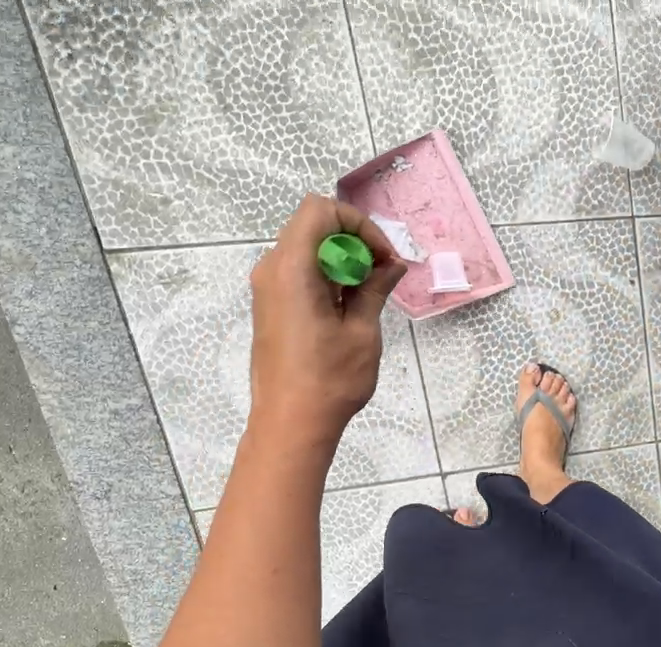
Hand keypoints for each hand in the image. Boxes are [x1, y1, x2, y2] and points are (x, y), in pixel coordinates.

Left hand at [247, 194, 407, 439]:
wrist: (292, 421)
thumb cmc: (331, 379)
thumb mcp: (362, 331)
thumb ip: (374, 289)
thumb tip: (391, 264)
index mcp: (292, 269)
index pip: (320, 211)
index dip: (358, 224)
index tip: (384, 258)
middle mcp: (273, 269)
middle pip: (312, 226)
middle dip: (354, 240)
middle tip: (384, 273)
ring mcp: (268, 287)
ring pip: (307, 249)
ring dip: (343, 260)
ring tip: (372, 292)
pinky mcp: (273, 305)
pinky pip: (301, 273)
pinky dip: (329, 276)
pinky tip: (351, 306)